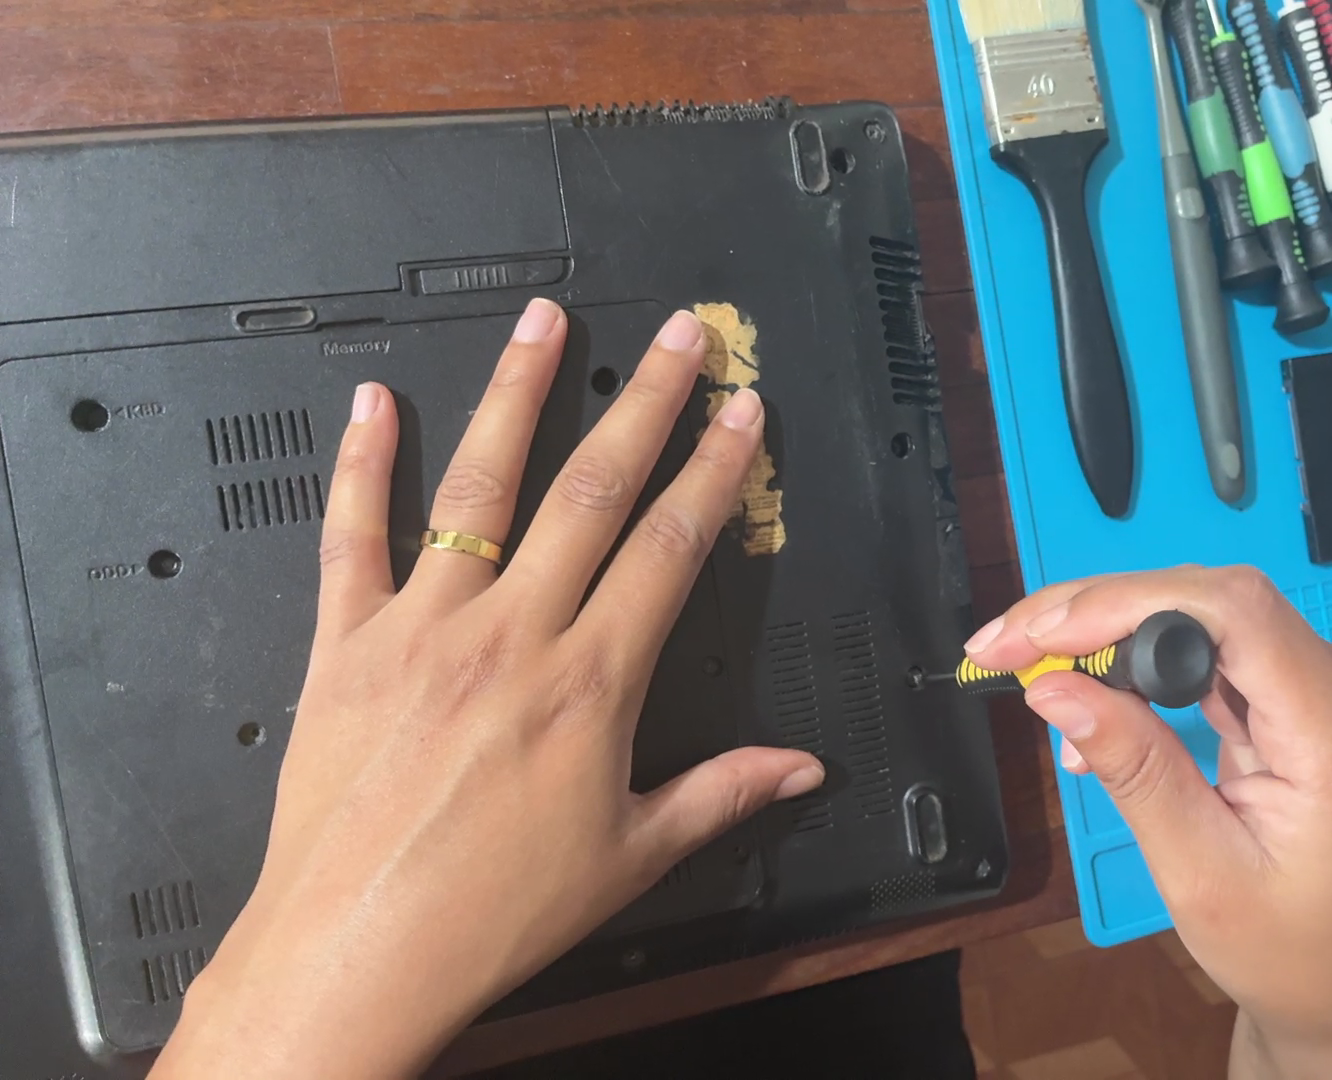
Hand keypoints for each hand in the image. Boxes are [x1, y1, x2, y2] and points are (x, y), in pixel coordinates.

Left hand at [153, 300, 825, 1079]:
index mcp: (593, 677)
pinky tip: (372, 402)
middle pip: (595, 490)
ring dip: (517, 395)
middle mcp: (515, 631)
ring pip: (480, 487)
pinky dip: (361, 466)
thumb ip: (728, 790)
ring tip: (545, 321)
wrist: (347, 965)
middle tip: (679, 335)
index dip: (716, 469)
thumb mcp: (636, 850)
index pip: (673, 544)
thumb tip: (809, 768)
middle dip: (646, 402)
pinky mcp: (344, 646)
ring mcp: (424, 628)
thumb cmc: (502, 909)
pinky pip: (351, 539)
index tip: (742, 410)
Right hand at [967, 567, 1331, 1079]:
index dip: (1128, 602)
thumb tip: (1052, 687)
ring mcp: (1329, 683)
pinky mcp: (1298, 690)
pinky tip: (1088, 692)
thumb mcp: (1198, 873)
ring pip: (1200, 614)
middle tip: (1008, 643)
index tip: (1041, 635)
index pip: (1236, 612)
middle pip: (1211, 602)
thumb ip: (1132, 767)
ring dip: (1106, 630)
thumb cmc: (1286, 952)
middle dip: (1096, 612)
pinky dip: (1136, 661)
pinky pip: (1207, 648)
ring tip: (1032, 663)